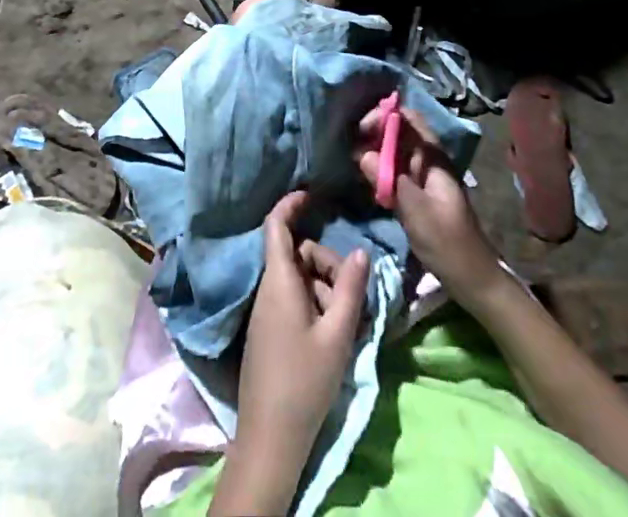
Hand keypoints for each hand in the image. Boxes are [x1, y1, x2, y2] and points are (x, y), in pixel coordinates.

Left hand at [215, 191, 367, 515]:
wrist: (271, 436)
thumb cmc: (305, 381)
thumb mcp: (338, 333)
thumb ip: (349, 288)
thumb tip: (360, 251)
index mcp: (279, 283)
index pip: (276, 228)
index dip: (290, 205)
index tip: (311, 193)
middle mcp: (268, 290)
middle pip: (297, 255)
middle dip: (326, 263)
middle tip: (351, 294)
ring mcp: (266, 311)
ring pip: (299, 279)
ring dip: (324, 288)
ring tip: (347, 321)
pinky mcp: (269, 330)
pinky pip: (294, 299)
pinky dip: (315, 303)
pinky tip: (334, 331)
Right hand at [354, 105, 504, 304]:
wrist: (471, 276)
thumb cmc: (447, 242)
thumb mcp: (416, 211)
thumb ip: (390, 181)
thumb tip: (363, 154)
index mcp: (434, 159)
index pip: (409, 120)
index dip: (385, 116)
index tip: (361, 129)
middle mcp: (429, 161)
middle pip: (401, 133)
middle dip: (376, 132)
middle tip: (351, 145)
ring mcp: (424, 177)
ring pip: (396, 152)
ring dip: (375, 150)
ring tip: (352, 157)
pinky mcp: (417, 194)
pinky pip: (396, 171)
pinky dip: (380, 169)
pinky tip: (364, 175)